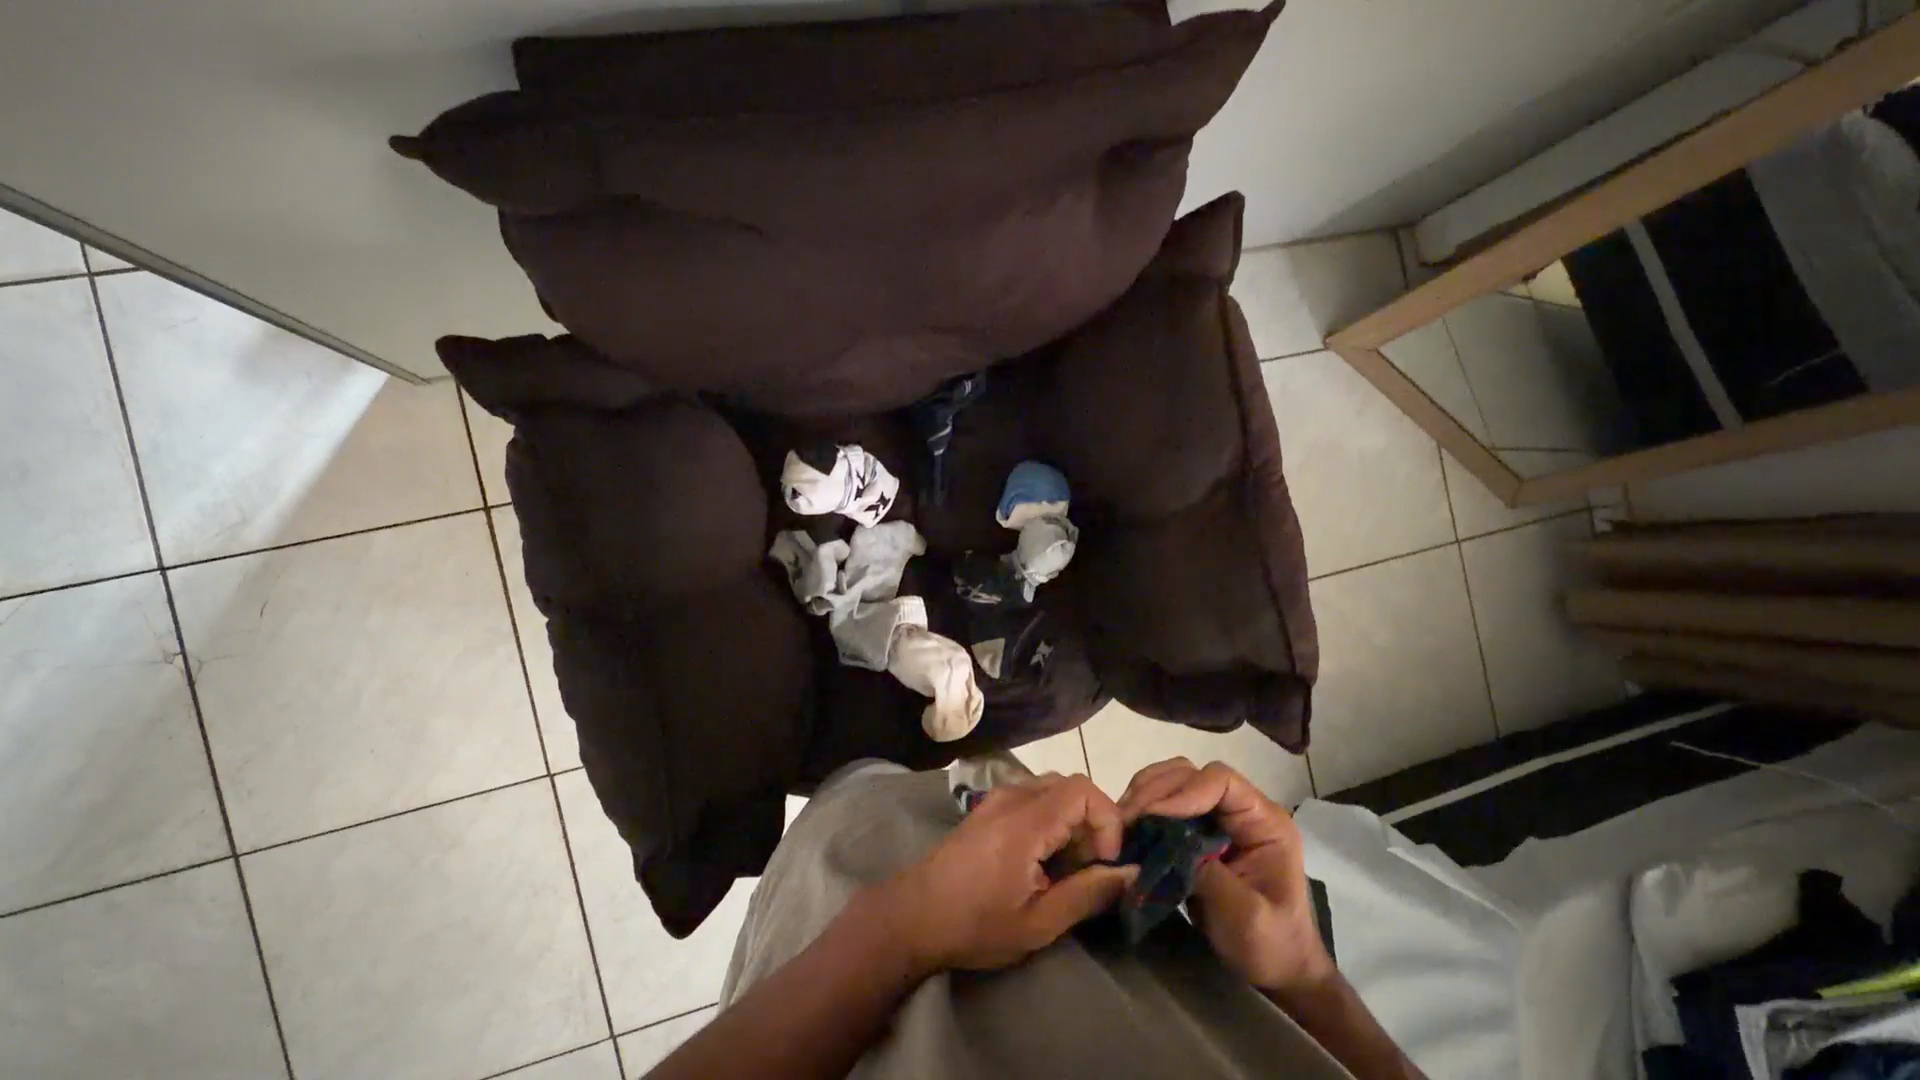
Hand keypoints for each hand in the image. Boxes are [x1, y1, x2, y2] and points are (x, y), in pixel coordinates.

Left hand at [870, 773, 1137, 973]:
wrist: (911, 918)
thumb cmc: (974, 925)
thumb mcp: (1038, 923)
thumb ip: (1088, 893)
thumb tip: (1131, 873)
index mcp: (1025, 821)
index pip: (1084, 789)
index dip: (1107, 820)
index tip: (1105, 862)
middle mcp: (1011, 798)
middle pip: (1070, 786)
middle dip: (1092, 823)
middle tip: (1087, 869)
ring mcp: (996, 800)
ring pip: (1052, 791)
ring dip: (1071, 823)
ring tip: (1065, 870)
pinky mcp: (987, 810)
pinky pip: (1033, 800)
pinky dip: (1050, 822)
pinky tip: (1040, 863)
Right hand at [1118, 759, 1333, 993]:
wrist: (1278, 973)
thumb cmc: (1271, 945)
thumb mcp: (1245, 915)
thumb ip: (1208, 873)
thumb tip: (1165, 844)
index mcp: (1264, 822)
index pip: (1220, 781)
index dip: (1183, 792)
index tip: (1150, 817)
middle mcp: (1241, 812)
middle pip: (1192, 774)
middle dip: (1156, 791)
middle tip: (1125, 818)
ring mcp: (1219, 822)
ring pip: (1175, 784)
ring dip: (1146, 797)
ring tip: (1122, 822)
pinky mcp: (1198, 837)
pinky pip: (1168, 809)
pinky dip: (1144, 813)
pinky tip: (1127, 831)